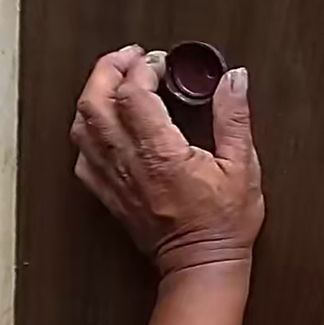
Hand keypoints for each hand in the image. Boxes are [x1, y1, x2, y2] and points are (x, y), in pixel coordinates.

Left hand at [69, 46, 263, 276]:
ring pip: (82, 126)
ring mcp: (114, 179)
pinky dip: (87, 130)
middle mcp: (130, 163)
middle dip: (107, 69)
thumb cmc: (223, 223)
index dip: (142, 67)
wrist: (200, 266)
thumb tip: (234, 79)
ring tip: (115, 82)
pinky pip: (81, 156)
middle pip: (94, 102)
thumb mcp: (242, 167)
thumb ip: (234, 118)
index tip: (160, 61)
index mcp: (161, 154)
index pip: (133, 94)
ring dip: (93, 95)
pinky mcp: (108, 194)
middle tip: (129, 58)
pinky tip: (105, 124)